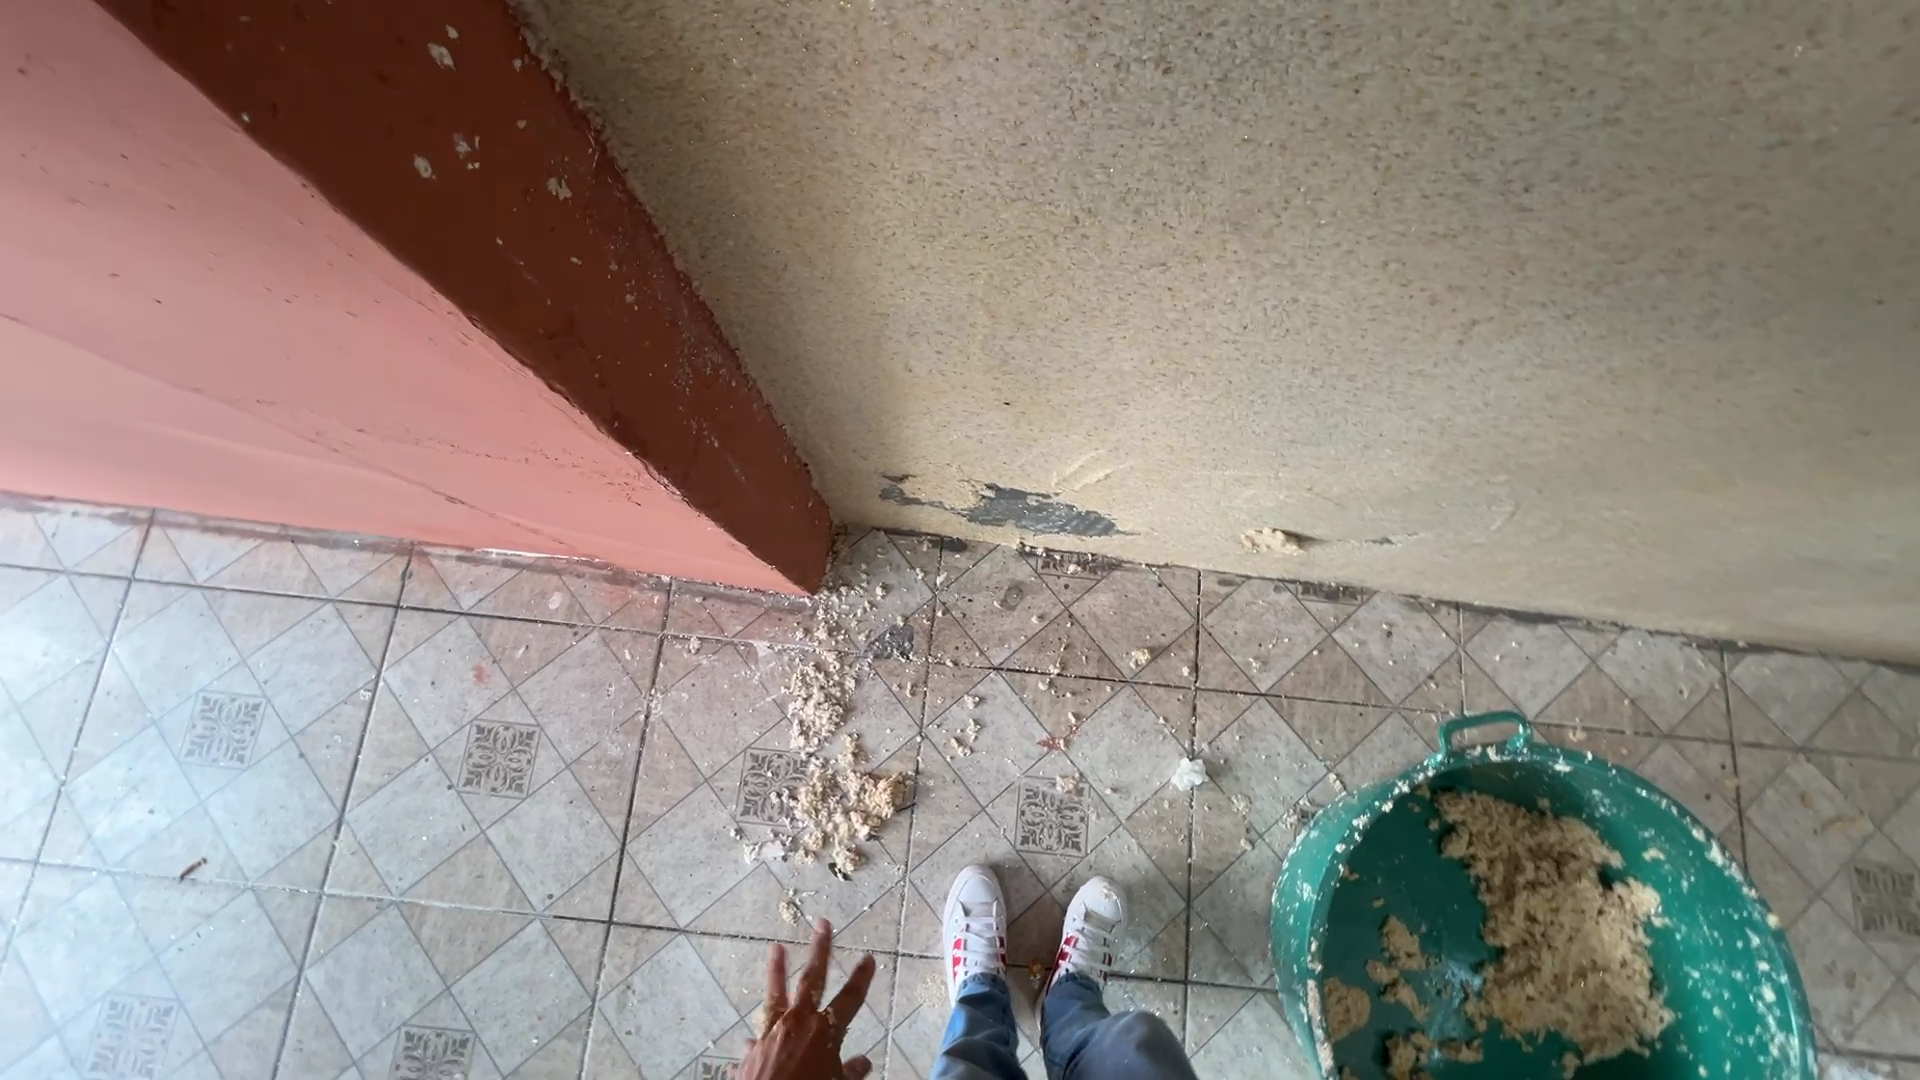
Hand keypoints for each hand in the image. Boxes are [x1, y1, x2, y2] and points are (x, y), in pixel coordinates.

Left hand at [740, 918, 876, 1079]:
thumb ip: (850, 1073)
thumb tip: (863, 1062)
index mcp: (824, 1032)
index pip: (849, 999)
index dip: (861, 979)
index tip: (869, 957)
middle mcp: (798, 1024)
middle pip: (812, 980)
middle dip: (820, 950)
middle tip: (823, 922)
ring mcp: (771, 1035)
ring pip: (776, 995)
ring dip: (777, 970)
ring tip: (775, 947)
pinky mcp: (751, 1053)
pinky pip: (757, 1038)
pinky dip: (760, 1036)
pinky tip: (754, 1036)